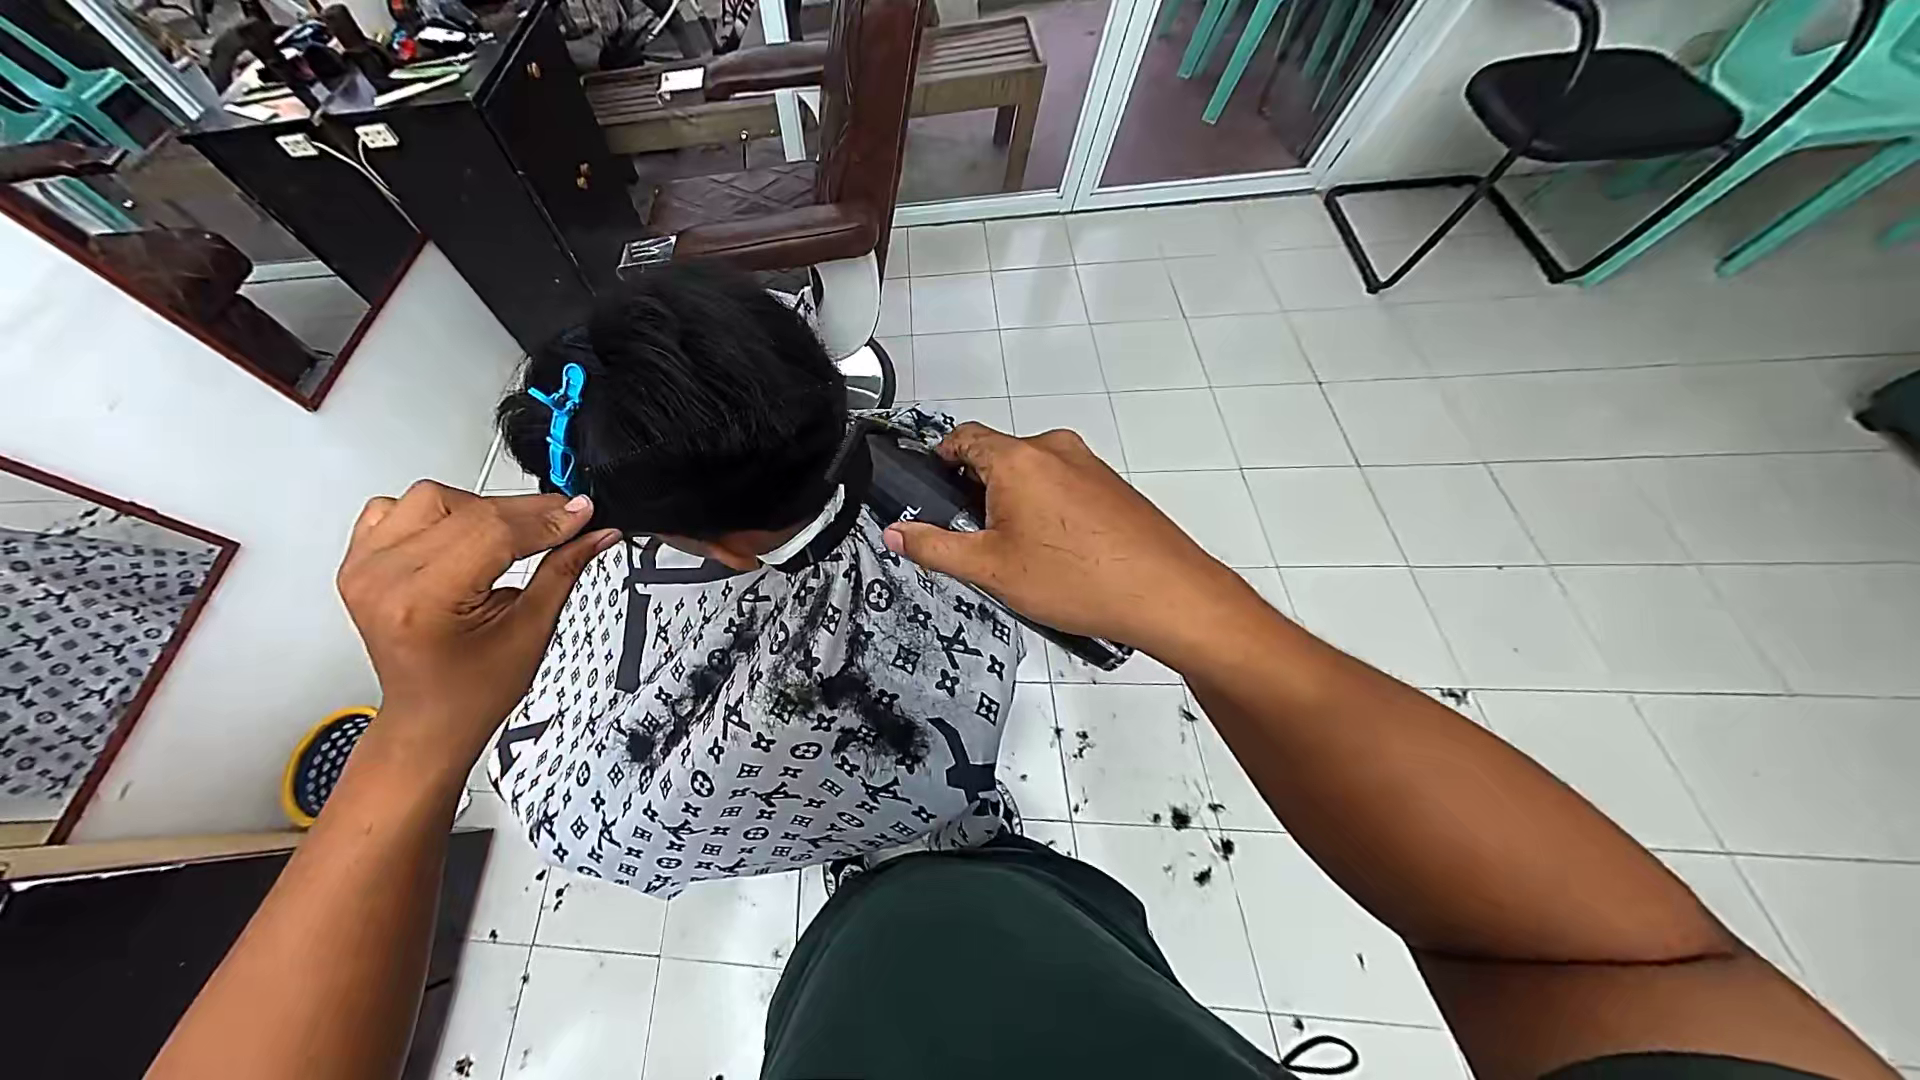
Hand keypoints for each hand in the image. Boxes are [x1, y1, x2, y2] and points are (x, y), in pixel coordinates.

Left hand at [336, 481, 620, 763]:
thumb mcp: (533, 629)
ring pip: (433, 497)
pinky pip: (396, 507)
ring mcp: (364, 566)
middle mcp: (381, 578)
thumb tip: (596, 534)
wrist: (432, 715)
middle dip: (528, 512)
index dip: (548, 518)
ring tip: (512, 534)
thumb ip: (564, 570)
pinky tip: (465, 534)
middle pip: (469, 508)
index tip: (583, 513)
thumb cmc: (473, 689)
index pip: (495, 530)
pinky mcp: (361, 560)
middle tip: (567, 520)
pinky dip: (438, 512)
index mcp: (422, 601)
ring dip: (484, 508)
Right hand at [882, 424, 1249, 655]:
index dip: (940, 459)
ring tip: (1021, 556)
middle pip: (997, 458)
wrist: (1165, 594)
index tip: (933, 483)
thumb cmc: (1085, 578)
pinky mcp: (1109, 485)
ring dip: (1015, 504)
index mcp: (1018, 459)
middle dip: (979, 492)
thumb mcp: (991, 569)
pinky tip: (1056, 555)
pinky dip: (1048, 511)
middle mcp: (1054, 450)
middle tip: (977, 538)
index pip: (963, 438)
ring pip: (1032, 475)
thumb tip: (899, 533)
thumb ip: (935, 547)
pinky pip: (1063, 487)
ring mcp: (1087, 465)